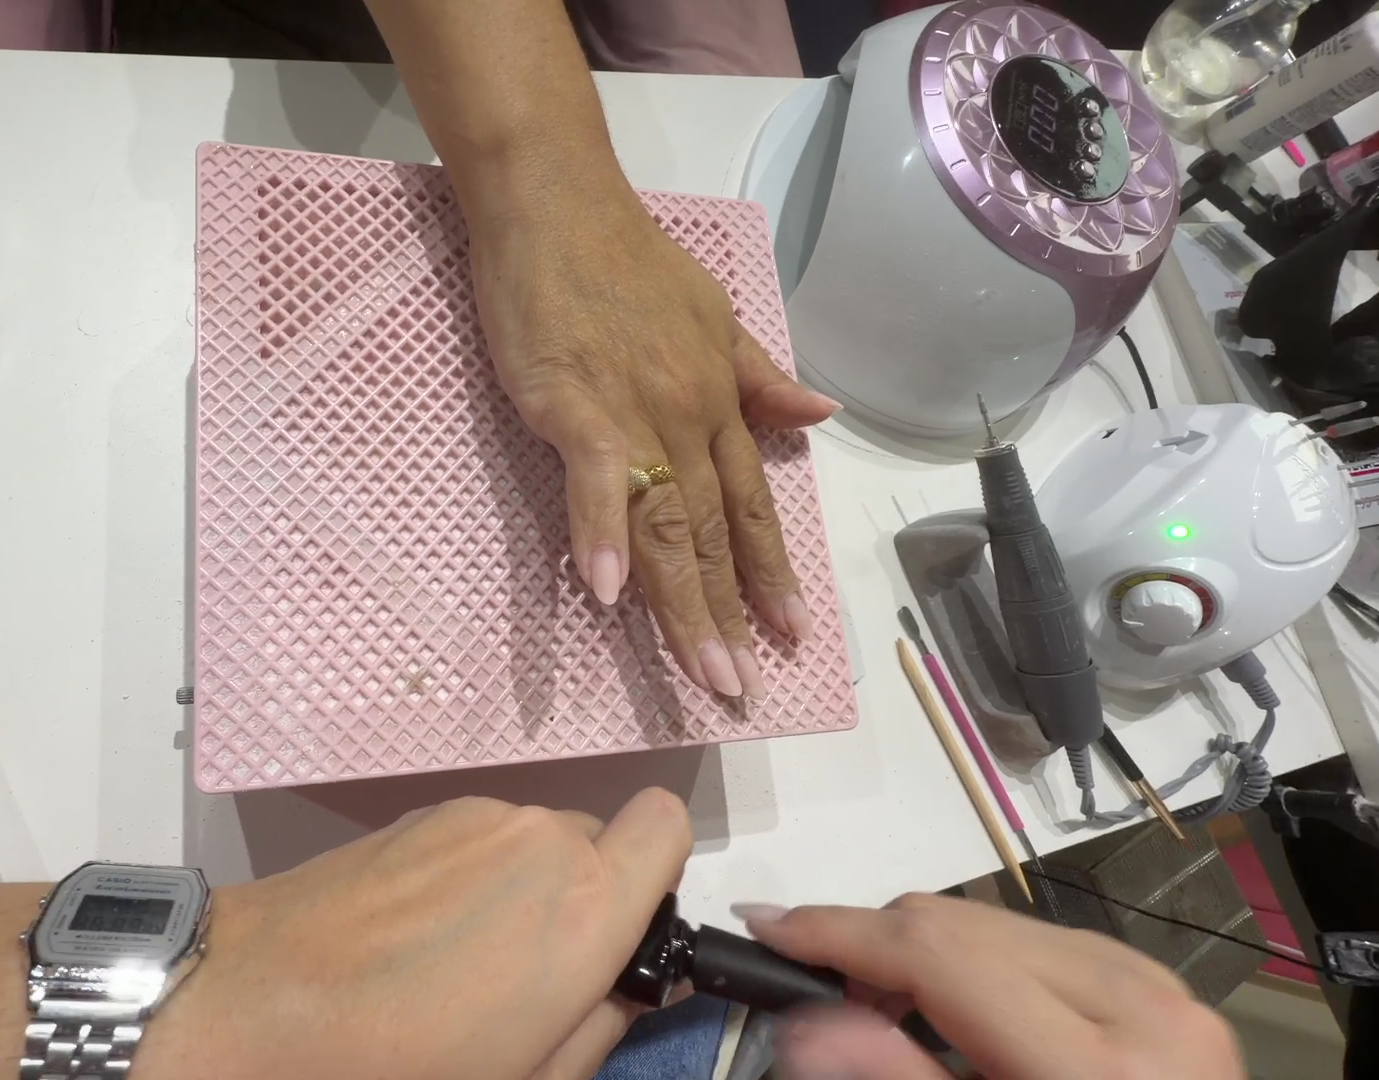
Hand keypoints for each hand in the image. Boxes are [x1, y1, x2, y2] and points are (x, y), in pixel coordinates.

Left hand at [144, 788, 692, 1079]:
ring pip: (540, 838)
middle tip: (535, 969)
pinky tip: (421, 924)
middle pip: (600, 841)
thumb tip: (634, 979)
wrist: (261, 996)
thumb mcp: (532, 1077)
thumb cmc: (402, 1065)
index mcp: (583, 903)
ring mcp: (477, 811)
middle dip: (588, 895)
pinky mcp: (425, 807)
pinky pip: (486, 832)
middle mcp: (539, 835)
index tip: (629, 928)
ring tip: (464, 952)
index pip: (667, 824)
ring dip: (528, 884)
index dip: (660, 870)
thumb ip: (605, 1020)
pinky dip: (479, 869)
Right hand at [471, 194, 837, 698]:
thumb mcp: (712, 317)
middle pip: (714, 531)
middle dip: (731, 614)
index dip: (771, 572)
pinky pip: (598, 480)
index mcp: (718, 401)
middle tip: (742, 686)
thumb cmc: (622, 265)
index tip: (794, 633)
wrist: (558, 206)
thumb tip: (819, 419)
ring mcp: (637, 413)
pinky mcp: (577, 406)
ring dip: (685, 603)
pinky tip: (608, 594)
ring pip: (670, 522)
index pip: (751, 505)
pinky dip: (604, 536)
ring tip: (705, 672)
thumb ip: (760, 377)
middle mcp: (692, 417)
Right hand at [737, 893, 1245, 1079]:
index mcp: (1097, 1065)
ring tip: (884, 1003)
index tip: (759, 921)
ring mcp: (1144, 975)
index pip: (935, 954)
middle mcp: (1133, 996)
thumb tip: (797, 1026)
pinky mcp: (1139, 969)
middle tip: (822, 990)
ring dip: (907, 948)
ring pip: (969, 917)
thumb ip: (897, 1077)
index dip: (836, 932)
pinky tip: (948, 1000)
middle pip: (946, 924)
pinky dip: (956, 952)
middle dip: (864, 945)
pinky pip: (1009, 928)